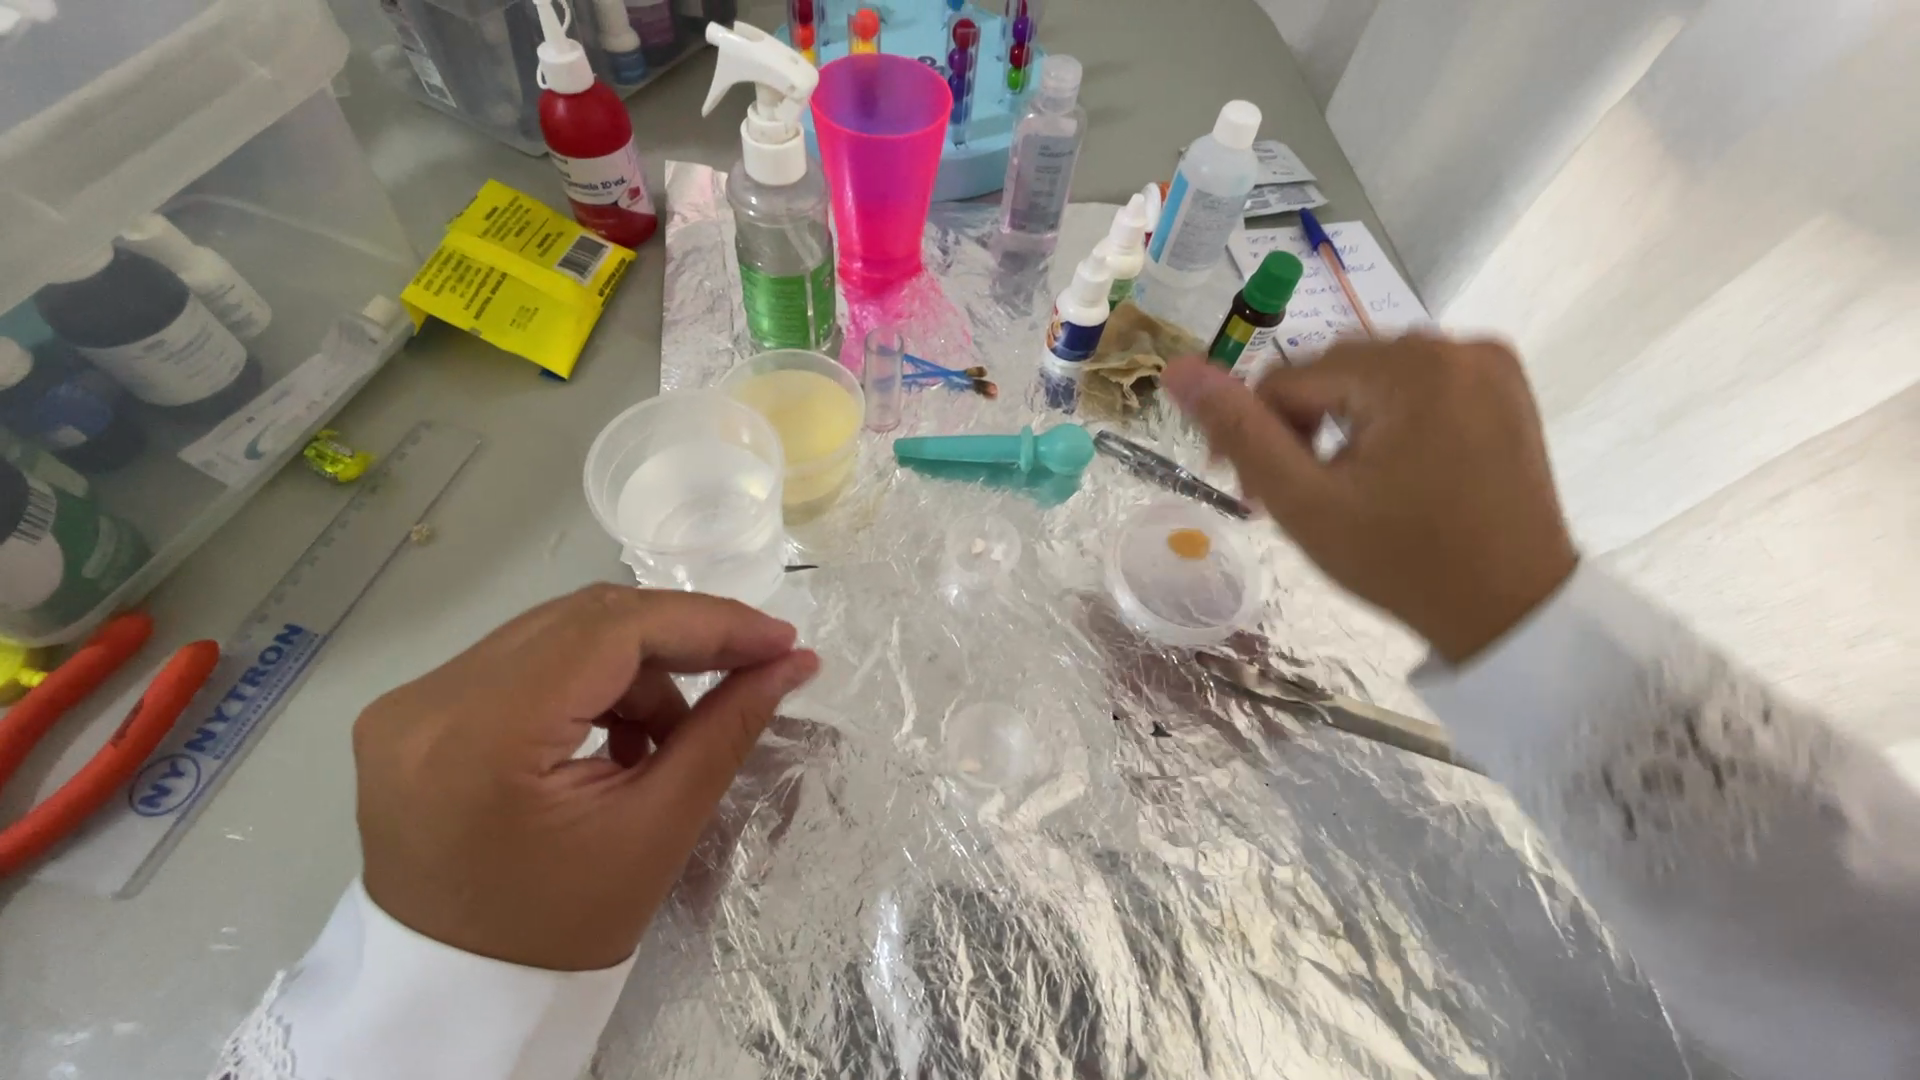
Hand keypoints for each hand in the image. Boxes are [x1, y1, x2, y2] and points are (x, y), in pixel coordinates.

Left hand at [353, 585, 818, 970]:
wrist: (458, 993)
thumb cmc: (564, 928)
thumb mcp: (660, 827)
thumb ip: (728, 727)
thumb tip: (795, 660)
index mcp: (480, 737)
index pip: (612, 630)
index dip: (708, 622)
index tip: (780, 641)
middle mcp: (428, 700)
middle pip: (586, 619)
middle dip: (682, 634)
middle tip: (753, 661)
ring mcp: (413, 700)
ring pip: (562, 632)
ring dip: (639, 662)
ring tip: (676, 728)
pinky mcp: (417, 709)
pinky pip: (531, 660)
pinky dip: (596, 680)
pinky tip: (624, 733)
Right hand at [1163, 337, 1577, 663]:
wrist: (1510, 609)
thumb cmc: (1399, 561)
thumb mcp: (1303, 501)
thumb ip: (1238, 431)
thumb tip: (1176, 368)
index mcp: (1408, 368)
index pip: (1287, 379)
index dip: (1255, 433)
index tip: (1248, 491)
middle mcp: (1455, 345)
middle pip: (1330, 372)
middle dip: (1297, 427)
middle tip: (1289, 495)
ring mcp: (1488, 362)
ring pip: (1369, 377)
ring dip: (1336, 422)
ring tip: (1335, 484)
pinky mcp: (1504, 385)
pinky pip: (1414, 385)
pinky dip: (1383, 417)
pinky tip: (1383, 467)